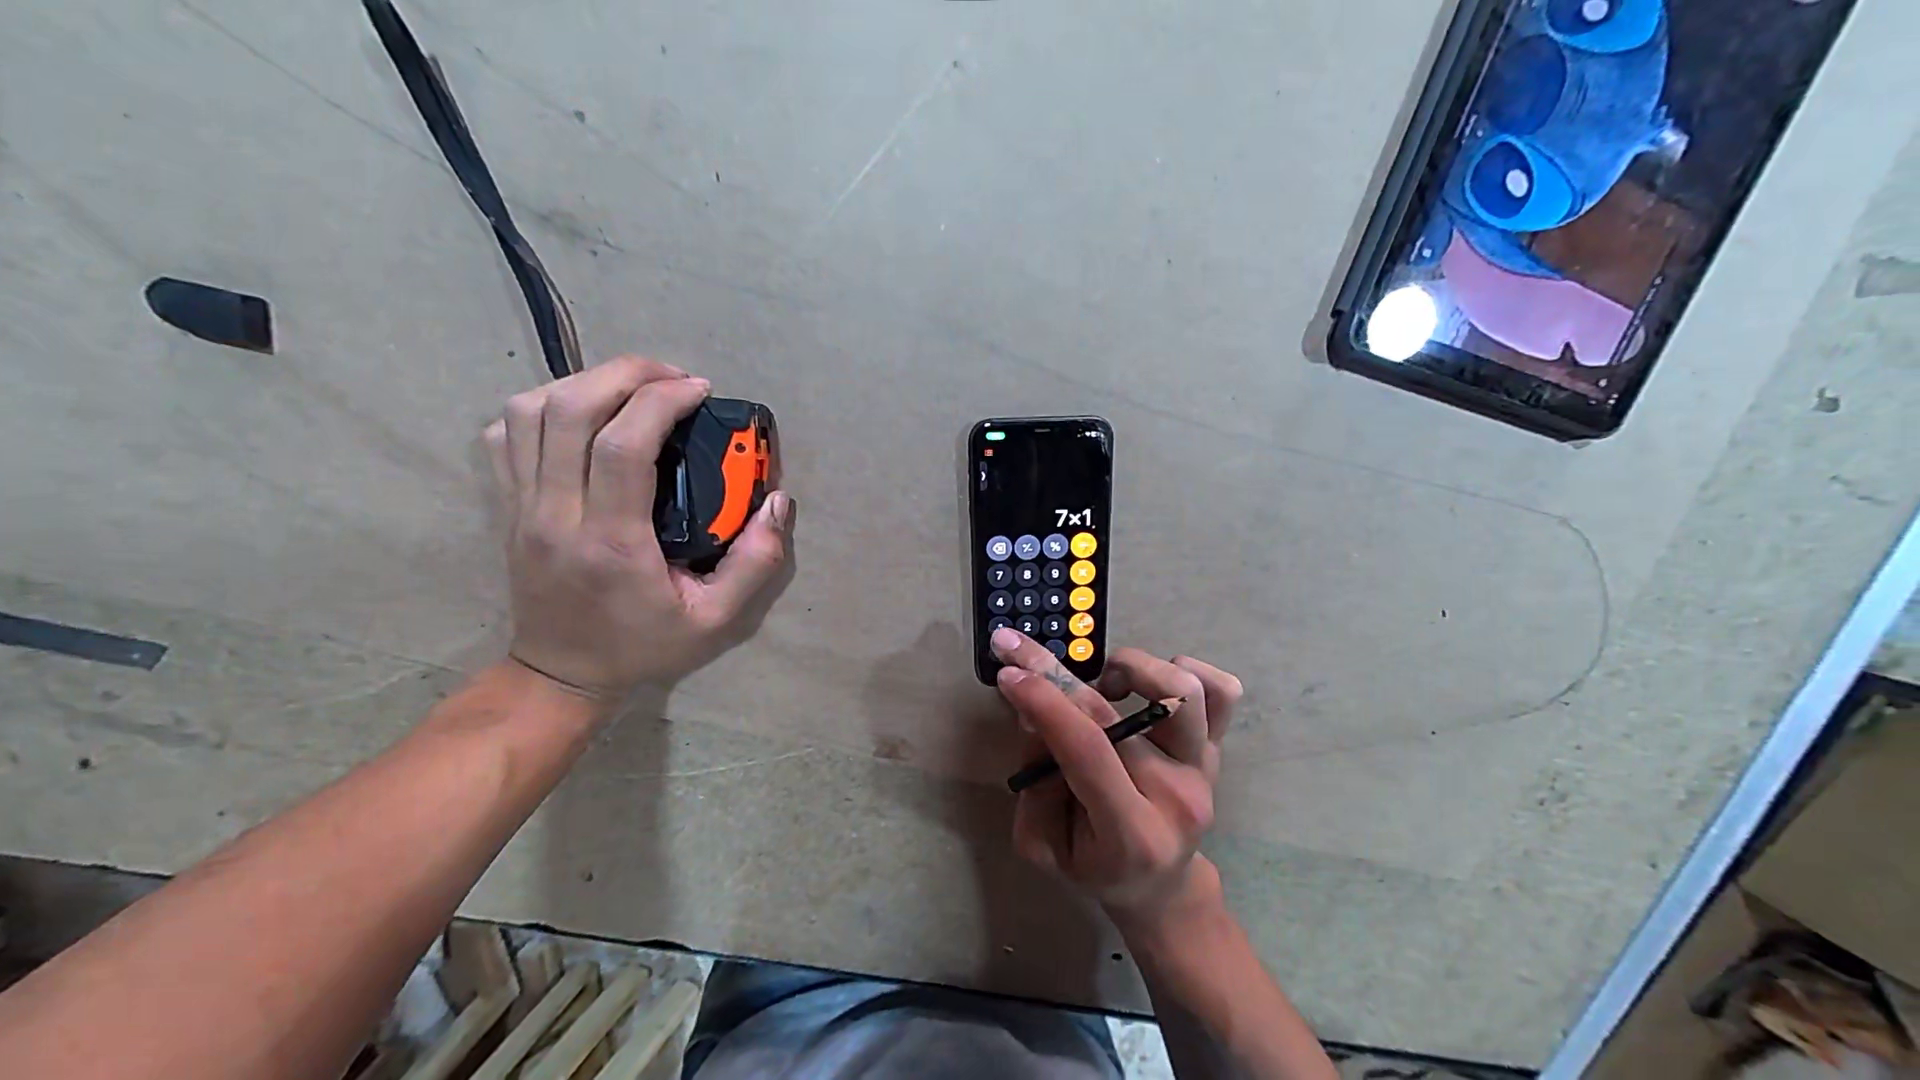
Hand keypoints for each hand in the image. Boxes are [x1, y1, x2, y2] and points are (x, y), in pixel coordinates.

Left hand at [483, 357, 793, 697]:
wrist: (560, 673)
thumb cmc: (642, 645)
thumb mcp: (716, 620)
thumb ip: (755, 562)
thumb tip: (778, 503)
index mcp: (611, 540)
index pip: (622, 443)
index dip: (662, 400)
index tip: (699, 391)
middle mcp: (556, 513)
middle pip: (572, 409)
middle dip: (627, 374)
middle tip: (672, 380)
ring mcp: (521, 506)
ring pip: (531, 410)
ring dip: (585, 382)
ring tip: (632, 391)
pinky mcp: (506, 505)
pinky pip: (506, 432)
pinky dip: (543, 406)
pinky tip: (583, 415)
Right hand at [990, 627, 1240, 922]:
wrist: (1160, 886)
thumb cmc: (1094, 867)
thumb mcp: (1043, 845)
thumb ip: (1034, 784)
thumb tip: (1035, 716)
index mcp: (1130, 833)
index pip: (1088, 751)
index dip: (1046, 704)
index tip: (1009, 673)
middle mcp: (1176, 796)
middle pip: (1117, 715)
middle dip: (1056, 674)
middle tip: (1019, 653)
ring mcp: (1202, 769)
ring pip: (1182, 690)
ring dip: (1131, 669)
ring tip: (1102, 684)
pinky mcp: (1215, 749)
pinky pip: (1222, 692)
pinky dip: (1185, 669)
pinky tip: (1146, 682)